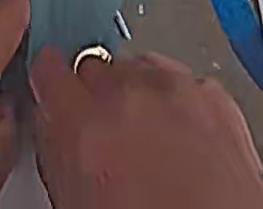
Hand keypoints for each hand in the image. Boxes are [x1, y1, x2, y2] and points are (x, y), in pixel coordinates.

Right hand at [29, 47, 262, 208]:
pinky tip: (184, 143)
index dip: (51, 82)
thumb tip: (55, 130)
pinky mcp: (214, 95)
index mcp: (83, 123)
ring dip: (138, 96)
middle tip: (109, 139)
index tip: (55, 90)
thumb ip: (58, 150)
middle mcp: (127, 93)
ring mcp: (174, 88)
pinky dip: (179, 103)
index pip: (49, 67)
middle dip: (97, 96)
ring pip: (139, 68)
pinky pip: (182, 82)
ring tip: (152, 145)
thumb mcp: (76, 202)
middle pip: (95, 67)